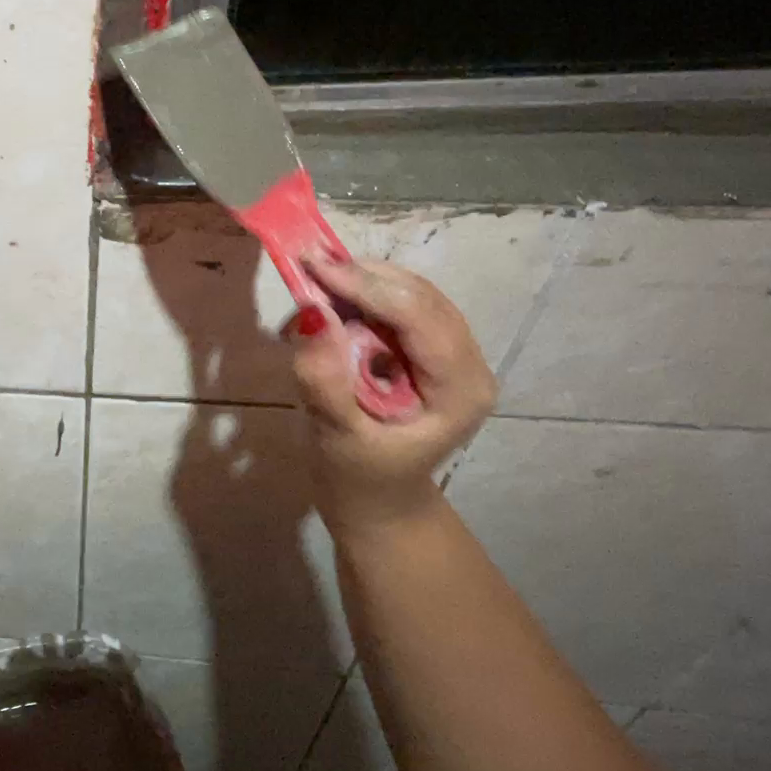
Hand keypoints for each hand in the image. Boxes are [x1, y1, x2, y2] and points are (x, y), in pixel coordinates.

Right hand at [281, 257, 496, 533]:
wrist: (376, 504)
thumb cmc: (359, 478)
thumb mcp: (337, 435)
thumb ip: (325, 380)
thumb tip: (311, 314)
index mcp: (460, 389)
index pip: (419, 316)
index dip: (366, 285)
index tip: (311, 266)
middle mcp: (467, 363)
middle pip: (418, 296)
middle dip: (361, 276)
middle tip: (304, 266)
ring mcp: (450, 354)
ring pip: (408, 293)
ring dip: (359, 282)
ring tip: (310, 285)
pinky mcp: (426, 350)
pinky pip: (397, 305)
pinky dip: (360, 295)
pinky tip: (328, 303)